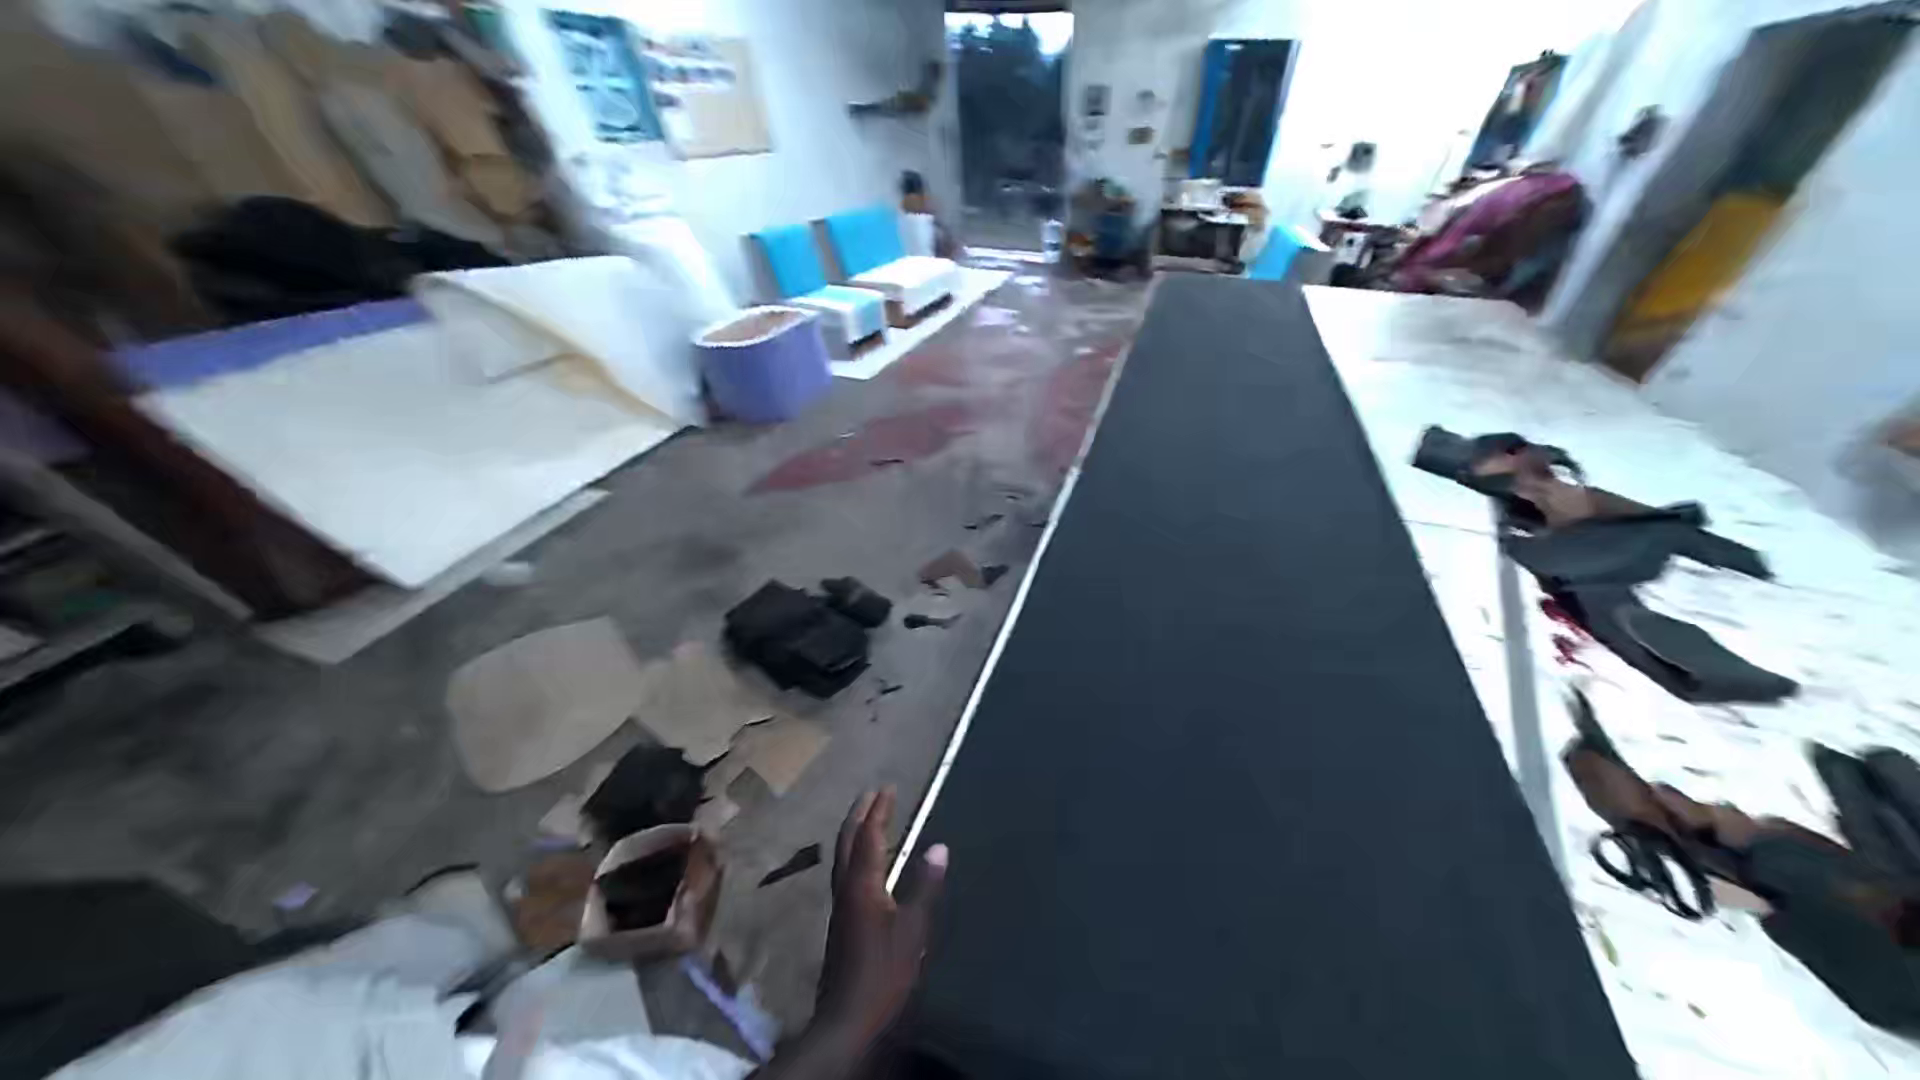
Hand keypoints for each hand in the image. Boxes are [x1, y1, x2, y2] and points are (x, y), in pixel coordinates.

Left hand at [814, 787, 948, 1044]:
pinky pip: (845, 870)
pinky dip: (855, 852)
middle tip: (873, 794)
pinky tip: (866, 862)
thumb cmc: (883, 972)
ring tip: (868, 818)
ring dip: (855, 831)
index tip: (888, 787)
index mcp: (862, 883)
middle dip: (860, 814)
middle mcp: (845, 887)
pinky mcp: (841, 919)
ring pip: (842, 855)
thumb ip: (924, 886)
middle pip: (847, 840)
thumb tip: (939, 846)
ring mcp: (839, 904)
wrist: (847, 1018)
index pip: (869, 836)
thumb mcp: (913, 929)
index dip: (879, 810)